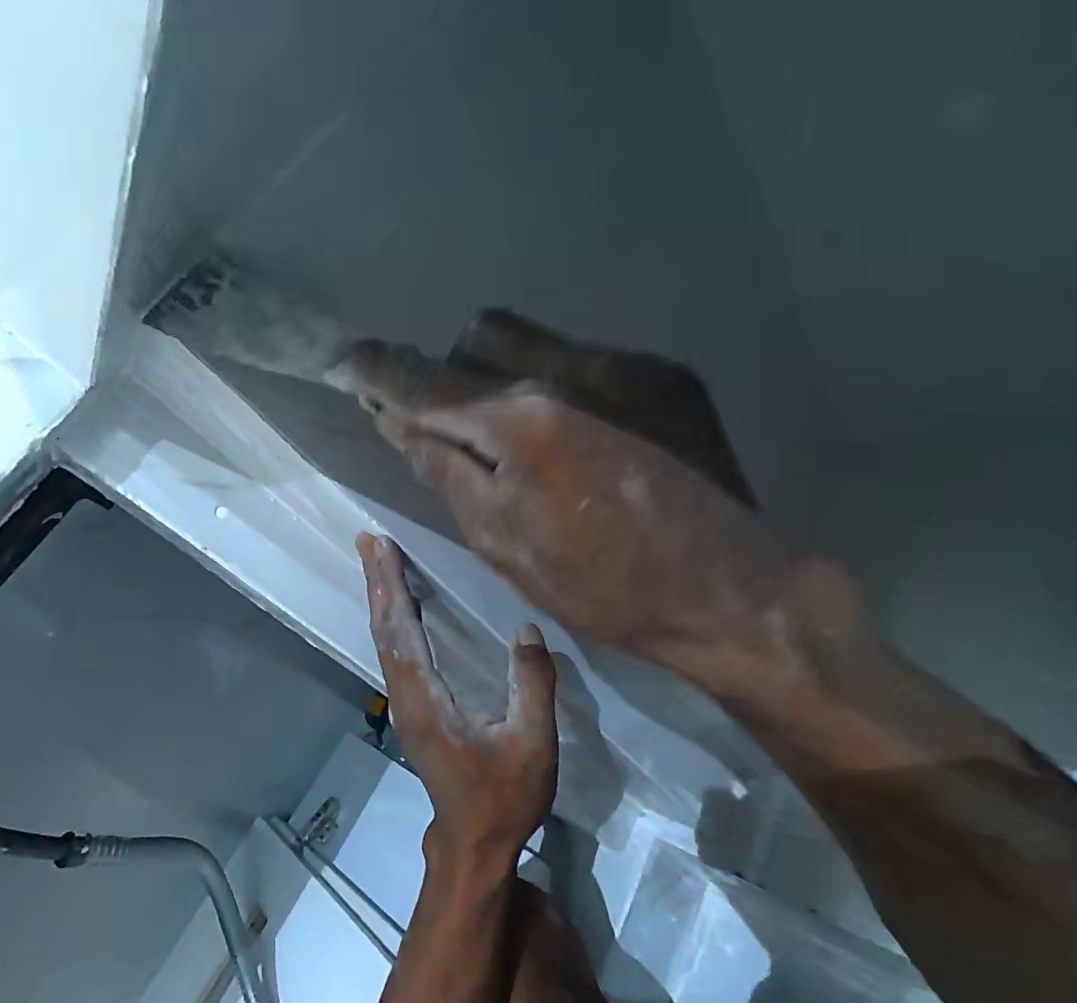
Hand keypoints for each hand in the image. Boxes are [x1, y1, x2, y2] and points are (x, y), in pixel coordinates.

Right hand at [339, 321, 844, 699]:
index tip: (346, 362)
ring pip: (528, 338)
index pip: (427, 381)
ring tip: (522, 436)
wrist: (730, 591)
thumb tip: (397, 423)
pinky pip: (581, 357)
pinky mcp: (664, 372)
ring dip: (501, 374)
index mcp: (524, 421)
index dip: (379, 372)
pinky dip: (557, 387)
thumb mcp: (505, 545)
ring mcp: (626, 363)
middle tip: (459, 433)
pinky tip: (584, 441)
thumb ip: (444, 473)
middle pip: (475, 339)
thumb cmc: (606, 588)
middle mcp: (571, 369)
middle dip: (450, 377)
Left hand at [357, 532, 556, 866]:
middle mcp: (405, 697)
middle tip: (367, 540)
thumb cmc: (504, 797)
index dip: (391, 585)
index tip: (379, 546)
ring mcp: (405, 707)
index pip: (401, 630)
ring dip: (382, 600)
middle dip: (377, 581)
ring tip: (377, 564)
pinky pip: (396, 655)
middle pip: (385, 629)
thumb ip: (532, 684)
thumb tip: (527, 629)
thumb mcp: (532, 743)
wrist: (474, 843)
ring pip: (386, 642)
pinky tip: (401, 612)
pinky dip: (394, 623)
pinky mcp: (413, 713)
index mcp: (426, 699)